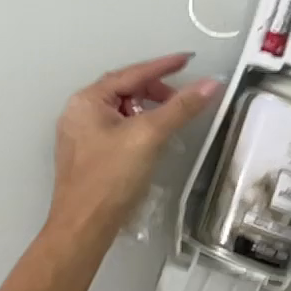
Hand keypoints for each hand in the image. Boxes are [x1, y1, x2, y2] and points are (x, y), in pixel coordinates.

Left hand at [46, 52, 222, 242]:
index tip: (188, 59)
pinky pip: (117, 128)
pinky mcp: (86, 156)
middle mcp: (79, 111)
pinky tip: (152, 139)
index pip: (132, 73)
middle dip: (155, 91)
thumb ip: (180, 107)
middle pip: (125, 89)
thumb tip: (211, 83)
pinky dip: (138, 126)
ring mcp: (80, 135)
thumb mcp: (149, 136)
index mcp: (87, 100)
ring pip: (121, 110)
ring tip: (169, 120)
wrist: (82, 230)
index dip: (163, 66)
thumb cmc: (111, 178)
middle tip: (181, 99)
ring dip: (147, 110)